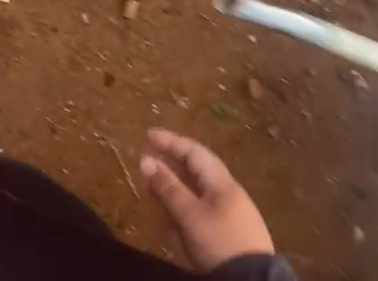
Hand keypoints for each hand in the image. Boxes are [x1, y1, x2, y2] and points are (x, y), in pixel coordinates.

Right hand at [140, 128, 274, 270]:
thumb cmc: (220, 242)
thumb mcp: (189, 214)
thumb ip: (167, 187)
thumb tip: (145, 159)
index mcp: (222, 183)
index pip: (194, 152)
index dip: (171, 142)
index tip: (148, 135)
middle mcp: (229, 193)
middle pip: (198, 169)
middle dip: (172, 162)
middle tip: (148, 158)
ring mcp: (233, 214)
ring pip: (200, 189)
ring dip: (176, 183)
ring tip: (155, 185)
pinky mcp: (232, 233)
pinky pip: (203, 207)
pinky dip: (185, 202)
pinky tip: (174, 212)